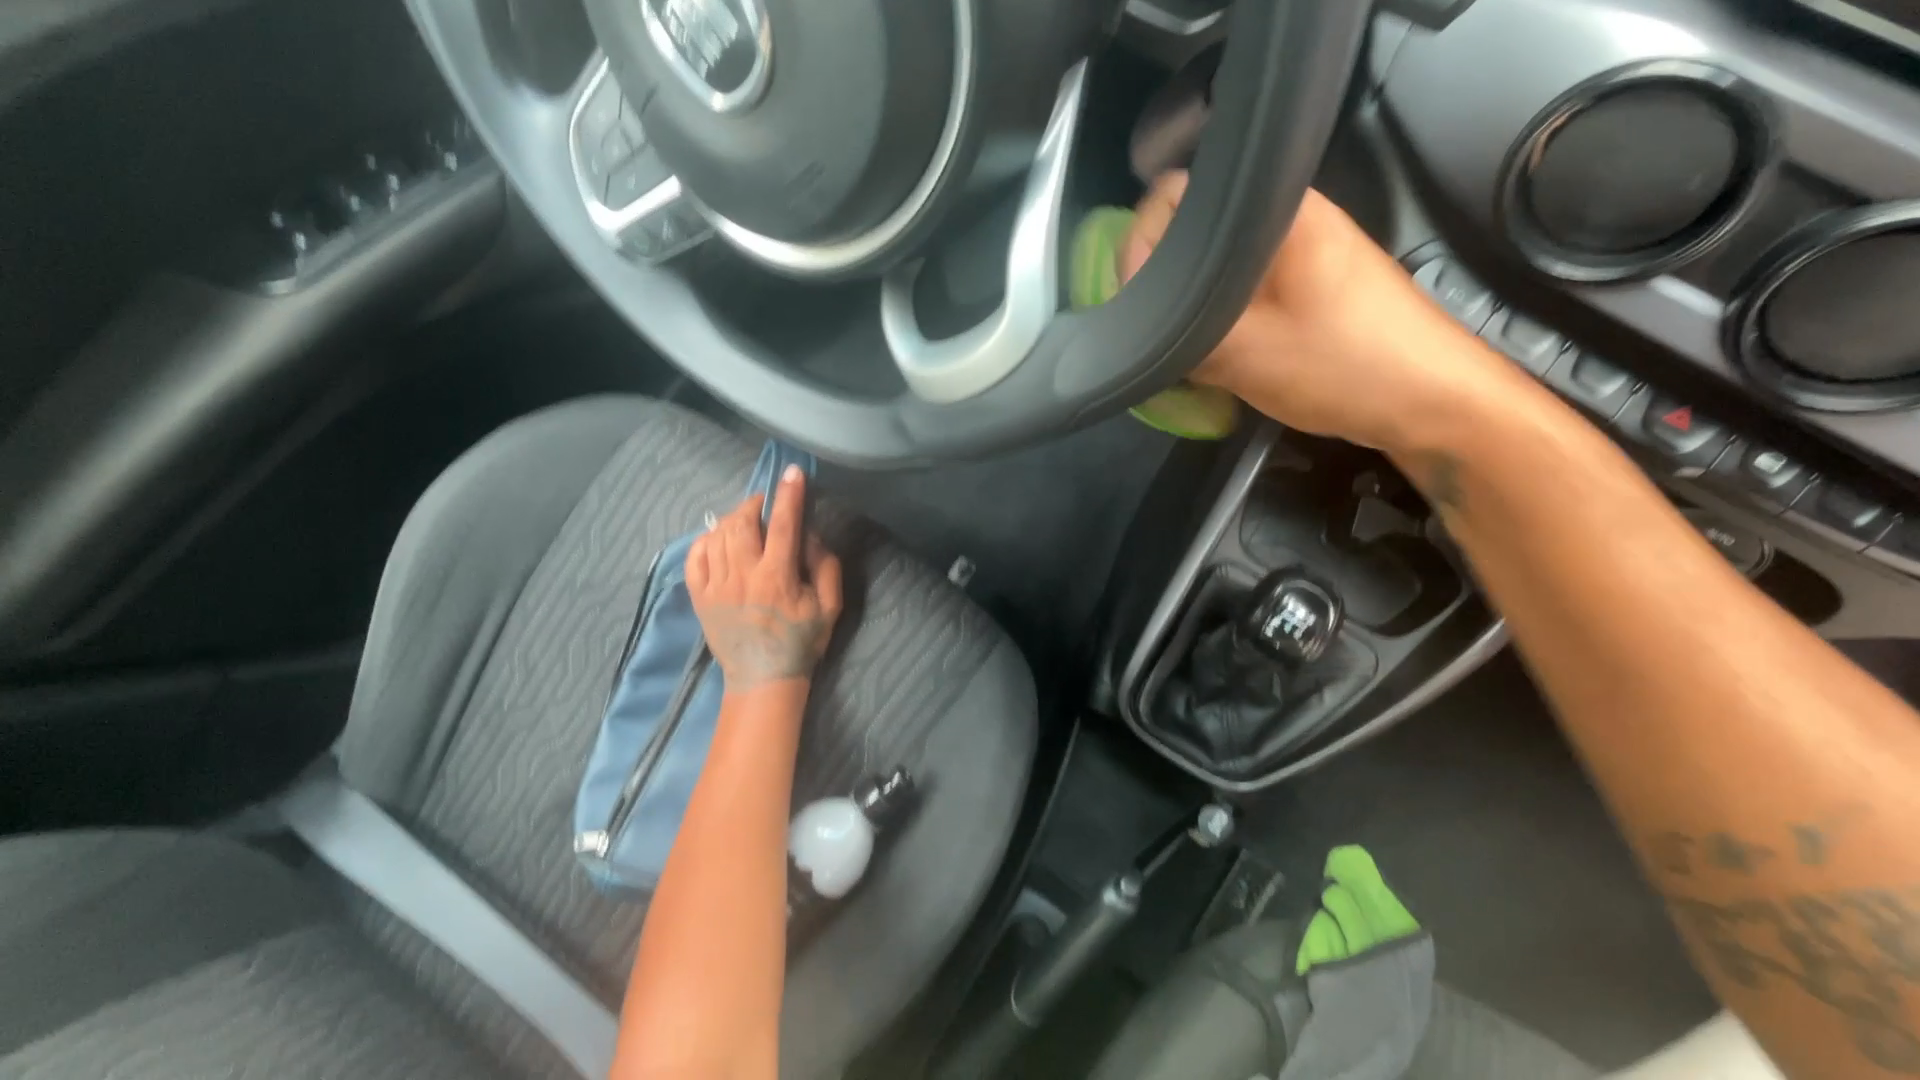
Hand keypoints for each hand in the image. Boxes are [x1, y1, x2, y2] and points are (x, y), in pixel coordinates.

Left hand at [687, 466, 843, 691]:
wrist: (763, 680)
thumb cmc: (801, 642)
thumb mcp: (829, 606)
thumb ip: (825, 566)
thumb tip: (809, 534)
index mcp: (778, 577)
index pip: (784, 524)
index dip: (789, 494)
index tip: (792, 473)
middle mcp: (744, 576)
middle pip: (742, 522)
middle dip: (754, 503)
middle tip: (764, 503)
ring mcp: (717, 586)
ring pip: (718, 535)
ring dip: (732, 519)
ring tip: (744, 520)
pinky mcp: (699, 597)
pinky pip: (695, 556)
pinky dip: (705, 540)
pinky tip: (718, 539)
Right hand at [1124, 172, 1528, 453]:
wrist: (1436, 403)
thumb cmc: (1344, 366)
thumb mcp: (1241, 354)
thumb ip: (1176, 332)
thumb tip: (1136, 328)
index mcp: (1273, 214)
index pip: (1174, 198)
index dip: (1140, 245)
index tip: (1134, 300)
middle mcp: (1288, 220)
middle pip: (1194, 232)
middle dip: (1165, 282)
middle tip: (1154, 331)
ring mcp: (1304, 254)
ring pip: (1219, 268)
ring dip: (1195, 307)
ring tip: (1185, 349)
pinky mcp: (1312, 288)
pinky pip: (1245, 291)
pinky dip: (1223, 319)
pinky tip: (1222, 356)